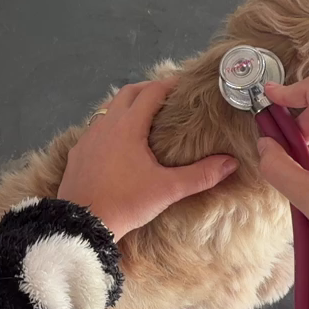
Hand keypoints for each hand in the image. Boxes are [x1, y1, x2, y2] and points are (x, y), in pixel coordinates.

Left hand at [57, 78, 238, 240]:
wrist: (82, 223)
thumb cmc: (126, 202)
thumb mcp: (167, 190)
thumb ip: (200, 175)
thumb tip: (230, 163)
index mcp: (128, 126)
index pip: (151, 92)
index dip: (169, 85)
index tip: (184, 85)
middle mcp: (106, 124)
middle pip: (127, 93)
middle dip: (147, 89)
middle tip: (166, 97)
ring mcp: (88, 137)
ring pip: (108, 108)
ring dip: (126, 105)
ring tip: (144, 116)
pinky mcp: (78, 152)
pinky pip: (96, 128)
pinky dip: (110, 124)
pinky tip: (117, 141)